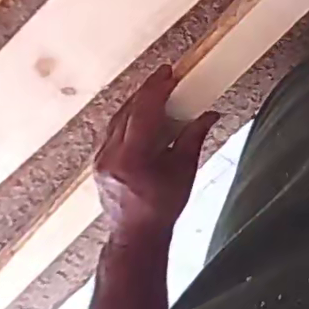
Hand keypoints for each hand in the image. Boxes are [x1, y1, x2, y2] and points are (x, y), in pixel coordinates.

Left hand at [92, 65, 219, 240]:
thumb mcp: (184, 170)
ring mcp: (101, 158)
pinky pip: (112, 129)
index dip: (157, 88)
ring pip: (118, 118)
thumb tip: (210, 114)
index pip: (144, 111)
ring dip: (137, 102)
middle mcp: (111, 155)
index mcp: (133, 158)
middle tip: (165, 76)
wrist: (137, 235)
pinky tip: (140, 112)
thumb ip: (194, 137)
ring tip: (155, 90)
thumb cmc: (162, 207)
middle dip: (148, 90)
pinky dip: (128, 116)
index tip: (169, 74)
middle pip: (129, 110)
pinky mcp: (99, 161)